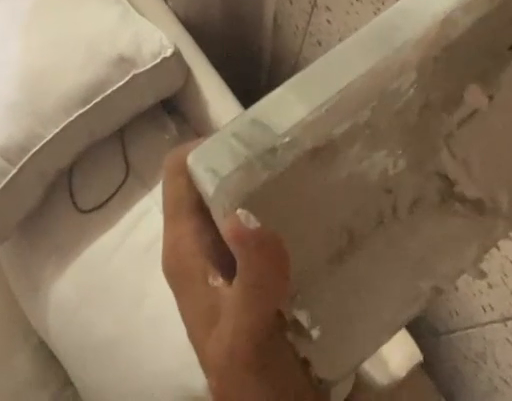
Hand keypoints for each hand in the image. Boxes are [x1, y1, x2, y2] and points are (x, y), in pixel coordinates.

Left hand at [162, 143, 320, 400]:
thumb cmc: (253, 384)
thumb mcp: (247, 335)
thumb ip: (249, 278)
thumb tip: (243, 213)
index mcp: (186, 252)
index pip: (181, 171)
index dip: (212, 143)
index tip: (262, 136)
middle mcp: (204, 247)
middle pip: (216, 176)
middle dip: (253, 155)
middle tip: (302, 146)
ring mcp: (233, 261)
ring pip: (247, 196)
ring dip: (277, 179)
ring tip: (322, 166)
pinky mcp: (262, 274)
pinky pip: (273, 222)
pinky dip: (294, 207)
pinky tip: (329, 206)